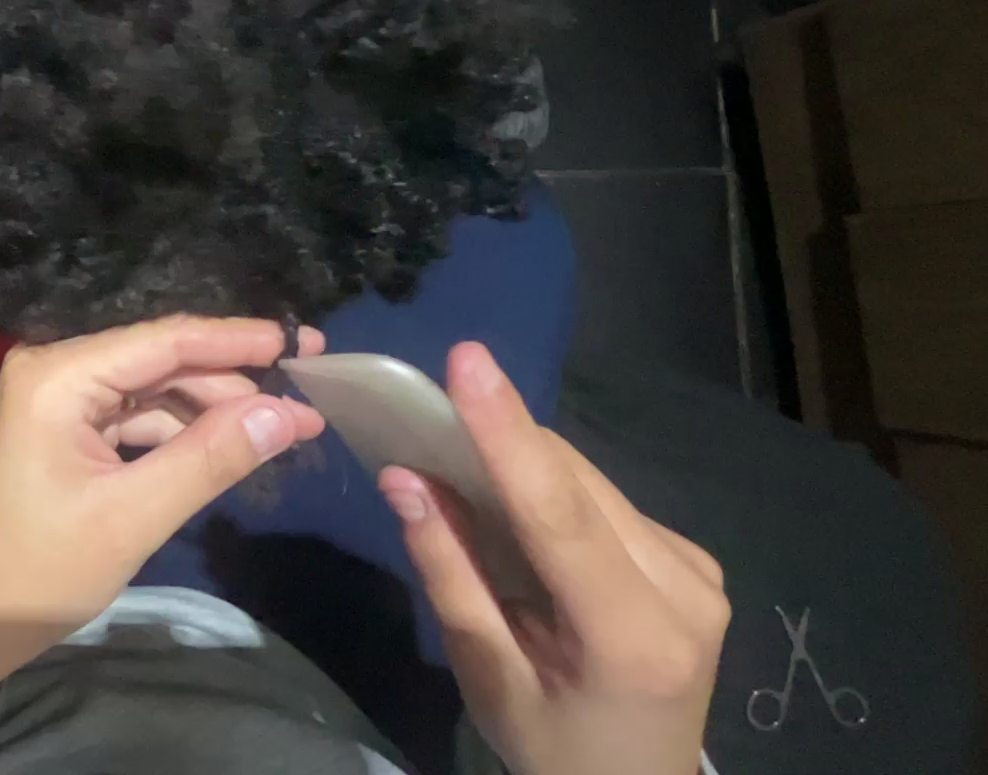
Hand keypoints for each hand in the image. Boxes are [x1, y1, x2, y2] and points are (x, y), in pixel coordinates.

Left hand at [0, 315, 325, 746]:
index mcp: (57, 375)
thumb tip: (288, 412)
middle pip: (157, 361)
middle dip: (229, 382)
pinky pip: (130, 416)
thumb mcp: (134, 515)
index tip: (301, 341)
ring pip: (148, 390)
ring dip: (207, 410)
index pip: (163, 340)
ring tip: (277, 430)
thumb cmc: (40, 571)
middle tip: (304, 402)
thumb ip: (211, 457)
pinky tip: (222, 446)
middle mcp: (53, 370)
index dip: (236, 340)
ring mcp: (54, 398)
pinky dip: (175, 432)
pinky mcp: (61, 428)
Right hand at [379, 343, 729, 774]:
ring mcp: (695, 568)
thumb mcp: (484, 668)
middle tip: (425, 412)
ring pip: (583, 477)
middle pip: (569, 481)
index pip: (557, 511)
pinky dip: (542, 481)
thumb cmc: (551, 742)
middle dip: (495, 436)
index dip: (504, 430)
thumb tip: (401, 478)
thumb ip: (446, 568)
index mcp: (633, 634)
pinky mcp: (688, 557)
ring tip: (457, 459)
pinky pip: (597, 494)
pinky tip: (510, 502)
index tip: (468, 360)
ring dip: (516, 458)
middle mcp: (683, 588)